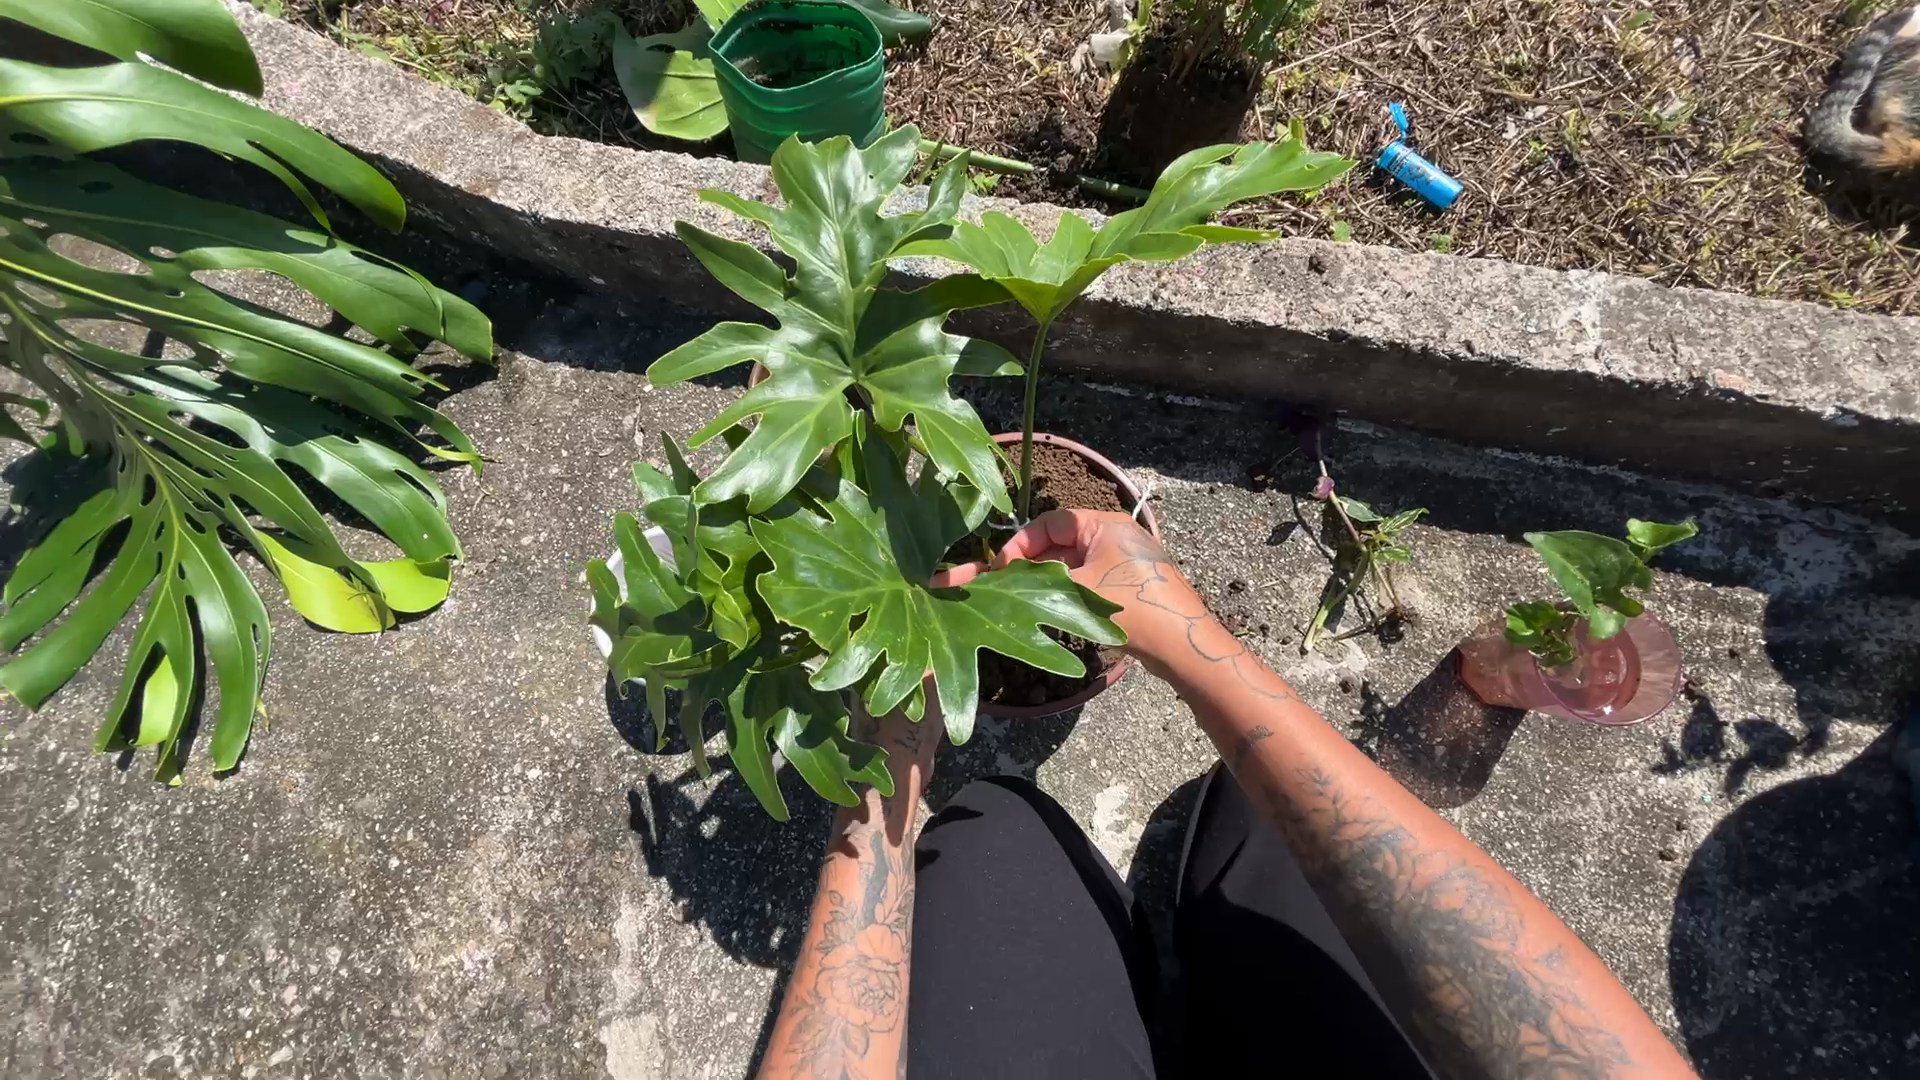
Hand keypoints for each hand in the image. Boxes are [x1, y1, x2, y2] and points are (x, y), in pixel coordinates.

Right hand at [991, 509, 1226, 676]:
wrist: (1184, 644)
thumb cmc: (1133, 607)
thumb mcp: (1078, 590)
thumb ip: (1039, 581)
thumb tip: (1005, 580)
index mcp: (1104, 525)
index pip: (1051, 522)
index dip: (1021, 543)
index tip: (1000, 569)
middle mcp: (1114, 536)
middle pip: (1060, 542)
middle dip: (1032, 563)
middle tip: (1006, 586)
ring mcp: (1123, 560)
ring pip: (1073, 564)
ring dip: (1047, 580)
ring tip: (1023, 600)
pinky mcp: (1128, 585)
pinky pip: (1088, 580)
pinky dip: (1067, 592)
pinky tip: (1051, 611)